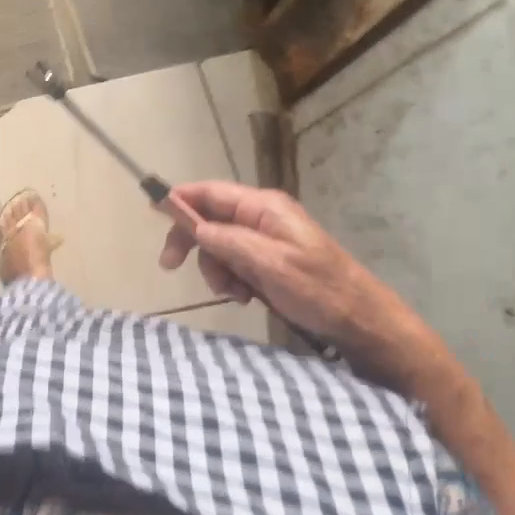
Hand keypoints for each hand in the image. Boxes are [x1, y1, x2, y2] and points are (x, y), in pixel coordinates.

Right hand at [160, 181, 456, 391]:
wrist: (362, 322)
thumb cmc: (319, 289)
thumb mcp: (270, 264)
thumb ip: (228, 241)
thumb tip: (193, 227)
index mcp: (263, 207)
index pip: (210, 192)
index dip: (180, 199)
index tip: (153, 210)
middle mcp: (261, 217)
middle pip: (209, 219)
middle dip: (193, 243)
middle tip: (170, 265)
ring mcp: (265, 240)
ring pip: (219, 245)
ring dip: (216, 269)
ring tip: (234, 293)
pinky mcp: (269, 263)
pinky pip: (235, 263)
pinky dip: (231, 279)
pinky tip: (244, 296)